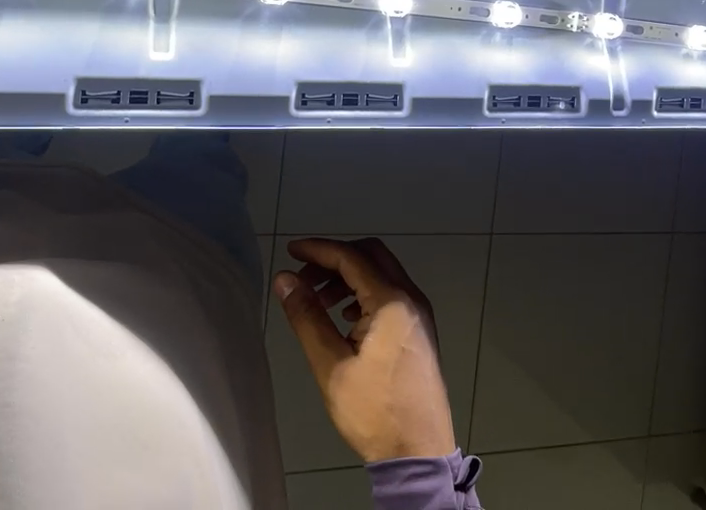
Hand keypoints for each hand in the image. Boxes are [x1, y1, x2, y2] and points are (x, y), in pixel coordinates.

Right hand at [274, 237, 456, 462]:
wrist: (419, 455)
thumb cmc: (373, 412)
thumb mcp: (331, 365)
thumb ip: (307, 317)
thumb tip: (286, 279)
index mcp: (391, 302)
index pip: (350, 257)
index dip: (318, 249)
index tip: (290, 251)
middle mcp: (411, 298)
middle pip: (370, 254)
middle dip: (334, 258)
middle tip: (304, 277)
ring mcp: (419, 313)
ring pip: (382, 272)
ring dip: (349, 275)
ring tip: (319, 300)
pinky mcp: (420, 329)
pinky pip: (391, 292)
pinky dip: (364, 291)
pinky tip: (344, 318)